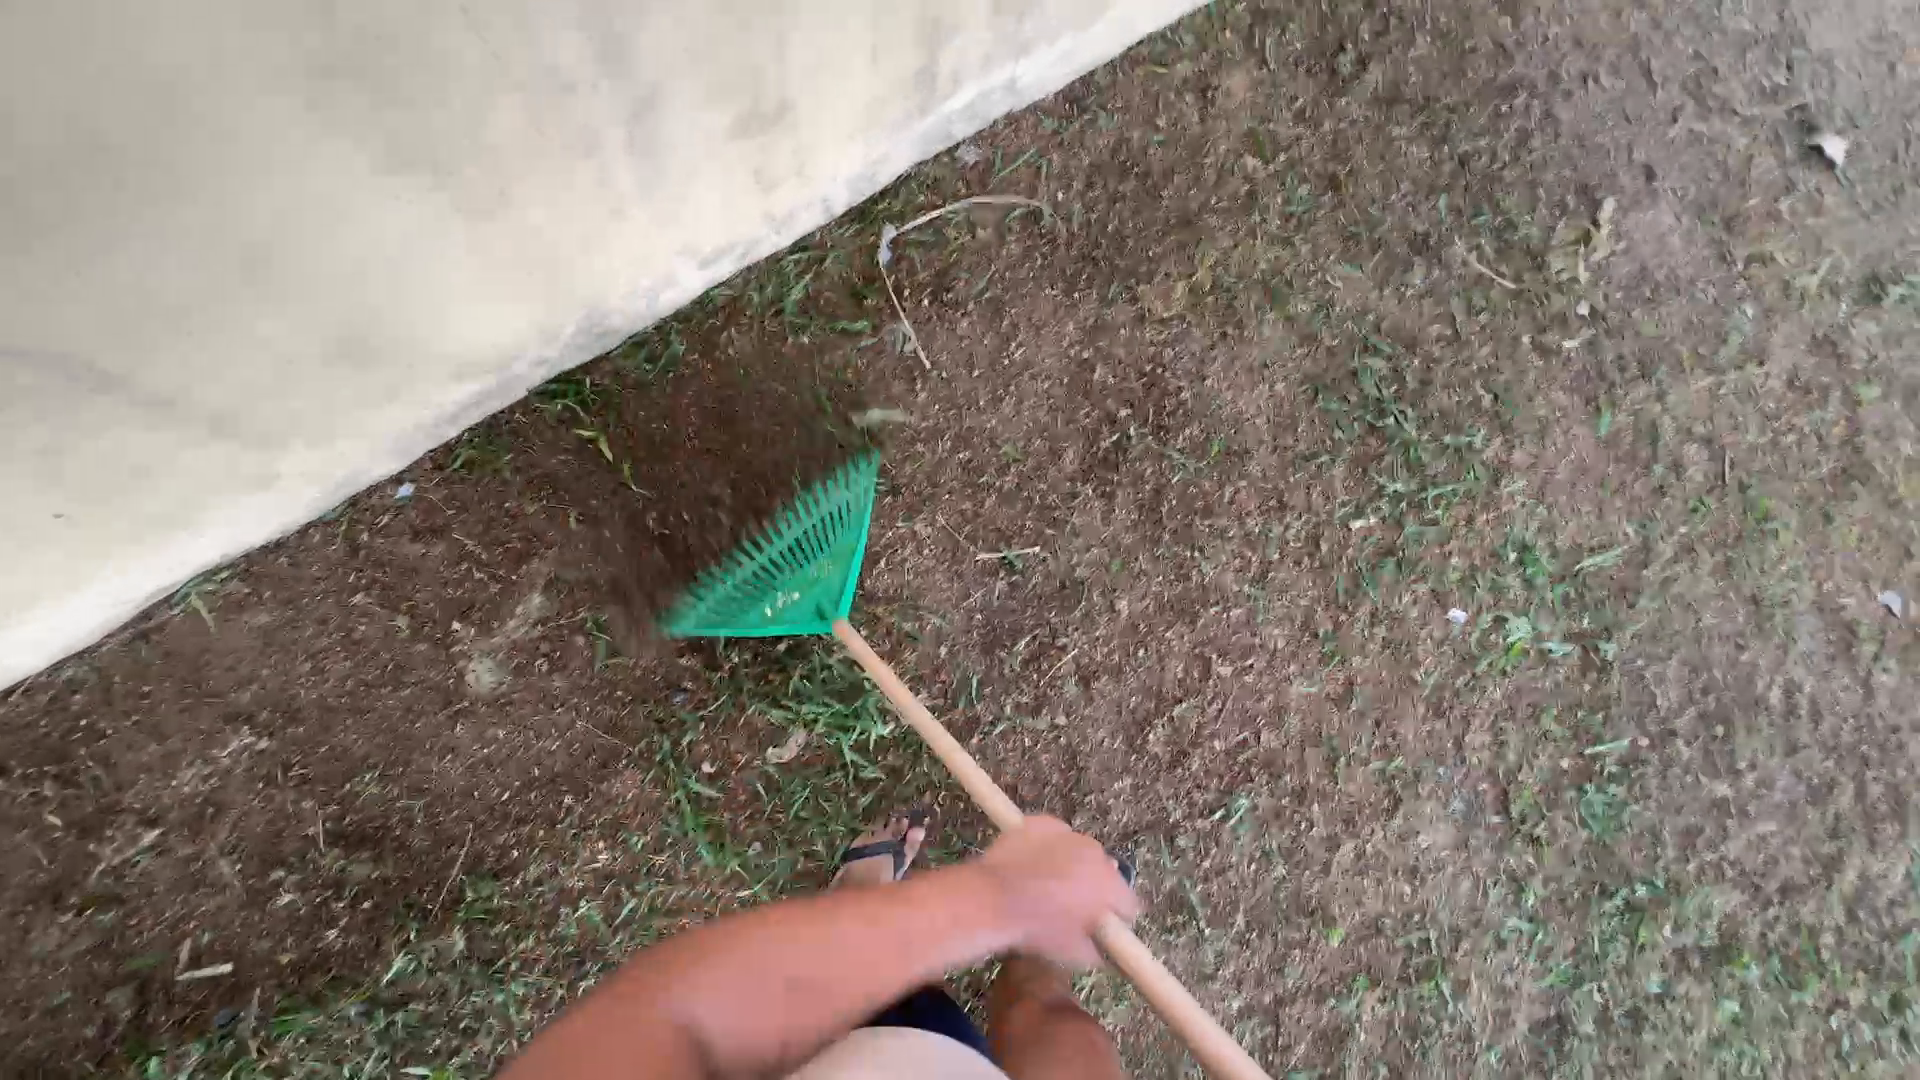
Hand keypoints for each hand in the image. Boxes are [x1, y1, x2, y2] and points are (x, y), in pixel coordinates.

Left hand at [974, 816, 1140, 968]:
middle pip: (1105, 872)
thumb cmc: (1038, 928)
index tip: (1105, 926)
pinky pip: (1054, 835)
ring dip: (1072, 864)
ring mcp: (1067, 833)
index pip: (1130, 903)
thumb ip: (1099, 950)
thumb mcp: (1074, 953)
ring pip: (1079, 851)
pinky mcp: (1042, 822)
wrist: (994, 899)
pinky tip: (1033, 863)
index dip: (1118, 917)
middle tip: (1073, 904)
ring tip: (1049, 882)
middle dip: (1094, 887)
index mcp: (1110, 885)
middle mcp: (1095, 853)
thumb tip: (1102, 949)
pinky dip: (1048, 847)